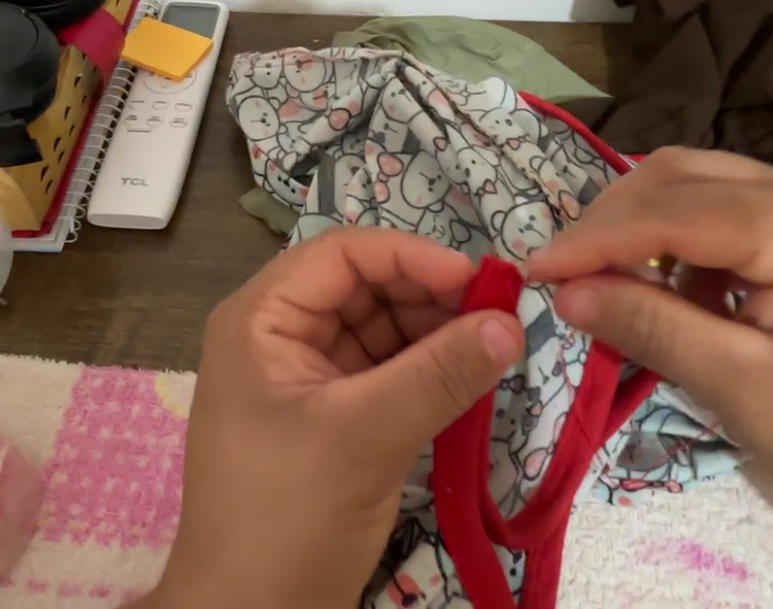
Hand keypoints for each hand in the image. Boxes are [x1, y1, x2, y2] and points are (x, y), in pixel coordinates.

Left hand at [144, 228, 524, 608]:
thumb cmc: (287, 518)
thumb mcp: (364, 438)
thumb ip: (440, 375)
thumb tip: (511, 323)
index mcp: (261, 317)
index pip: (340, 255)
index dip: (408, 256)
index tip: (474, 280)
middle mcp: (279, 331)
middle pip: (363, 286)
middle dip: (427, 296)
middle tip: (494, 317)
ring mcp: (304, 372)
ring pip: (379, 326)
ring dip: (432, 332)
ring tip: (488, 348)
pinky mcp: (329, 411)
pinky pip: (384, 368)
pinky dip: (425, 368)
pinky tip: (465, 376)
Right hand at [527, 148, 772, 608]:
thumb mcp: (745, 391)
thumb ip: (650, 326)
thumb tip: (565, 291)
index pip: (674, 210)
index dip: (595, 236)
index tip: (533, 268)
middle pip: (683, 177)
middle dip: (614, 219)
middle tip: (564, 273)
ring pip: (702, 187)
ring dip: (644, 225)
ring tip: (606, 278)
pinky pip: (729, 215)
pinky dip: (682, 243)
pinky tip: (673, 291)